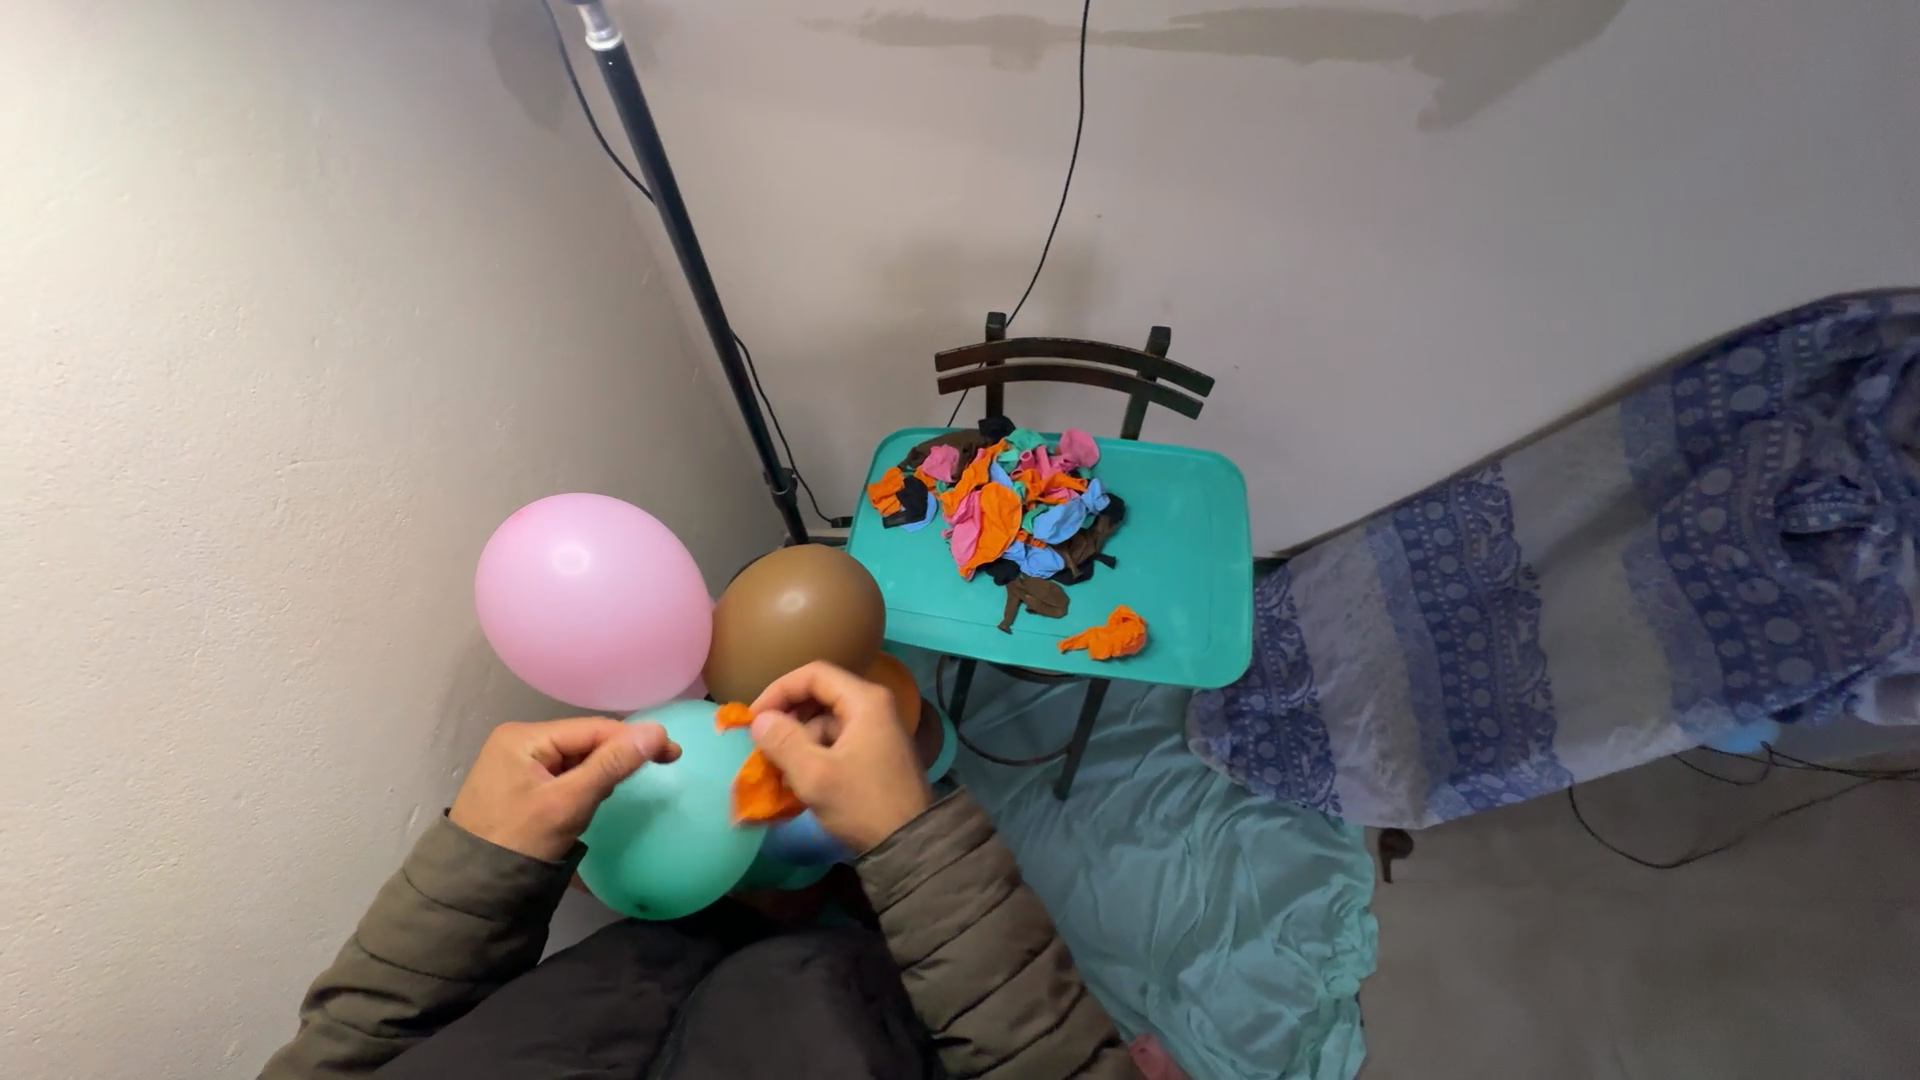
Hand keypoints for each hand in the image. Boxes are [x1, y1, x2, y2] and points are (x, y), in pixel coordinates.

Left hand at [449, 717, 680, 861]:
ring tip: (623, 787)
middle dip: (620, 755)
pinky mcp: (521, 783)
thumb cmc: (518, 842)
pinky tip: (598, 794)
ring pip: (580, 756)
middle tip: (660, 767)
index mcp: (523, 737)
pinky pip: (567, 772)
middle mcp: (519, 741)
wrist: (469, 896)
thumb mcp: (569, 802)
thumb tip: (658, 731)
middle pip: (588, 740)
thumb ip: (613, 764)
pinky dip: (587, 782)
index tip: (673, 753)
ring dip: (605, 770)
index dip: (636, 738)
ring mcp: (518, 762)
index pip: (594, 728)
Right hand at [748, 662, 933, 851]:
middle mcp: (874, 706)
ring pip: (828, 720)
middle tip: (762, 742)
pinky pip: (838, 739)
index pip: (814, 674)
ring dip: (800, 738)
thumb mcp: (815, 775)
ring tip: (777, 767)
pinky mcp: (876, 751)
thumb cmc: (863, 803)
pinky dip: (816, 752)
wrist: (910, 843)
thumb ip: (783, 742)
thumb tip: (759, 720)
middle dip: (788, 716)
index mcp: (865, 700)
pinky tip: (799, 778)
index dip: (779, 690)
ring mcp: (878, 729)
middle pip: (821, 695)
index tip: (754, 718)